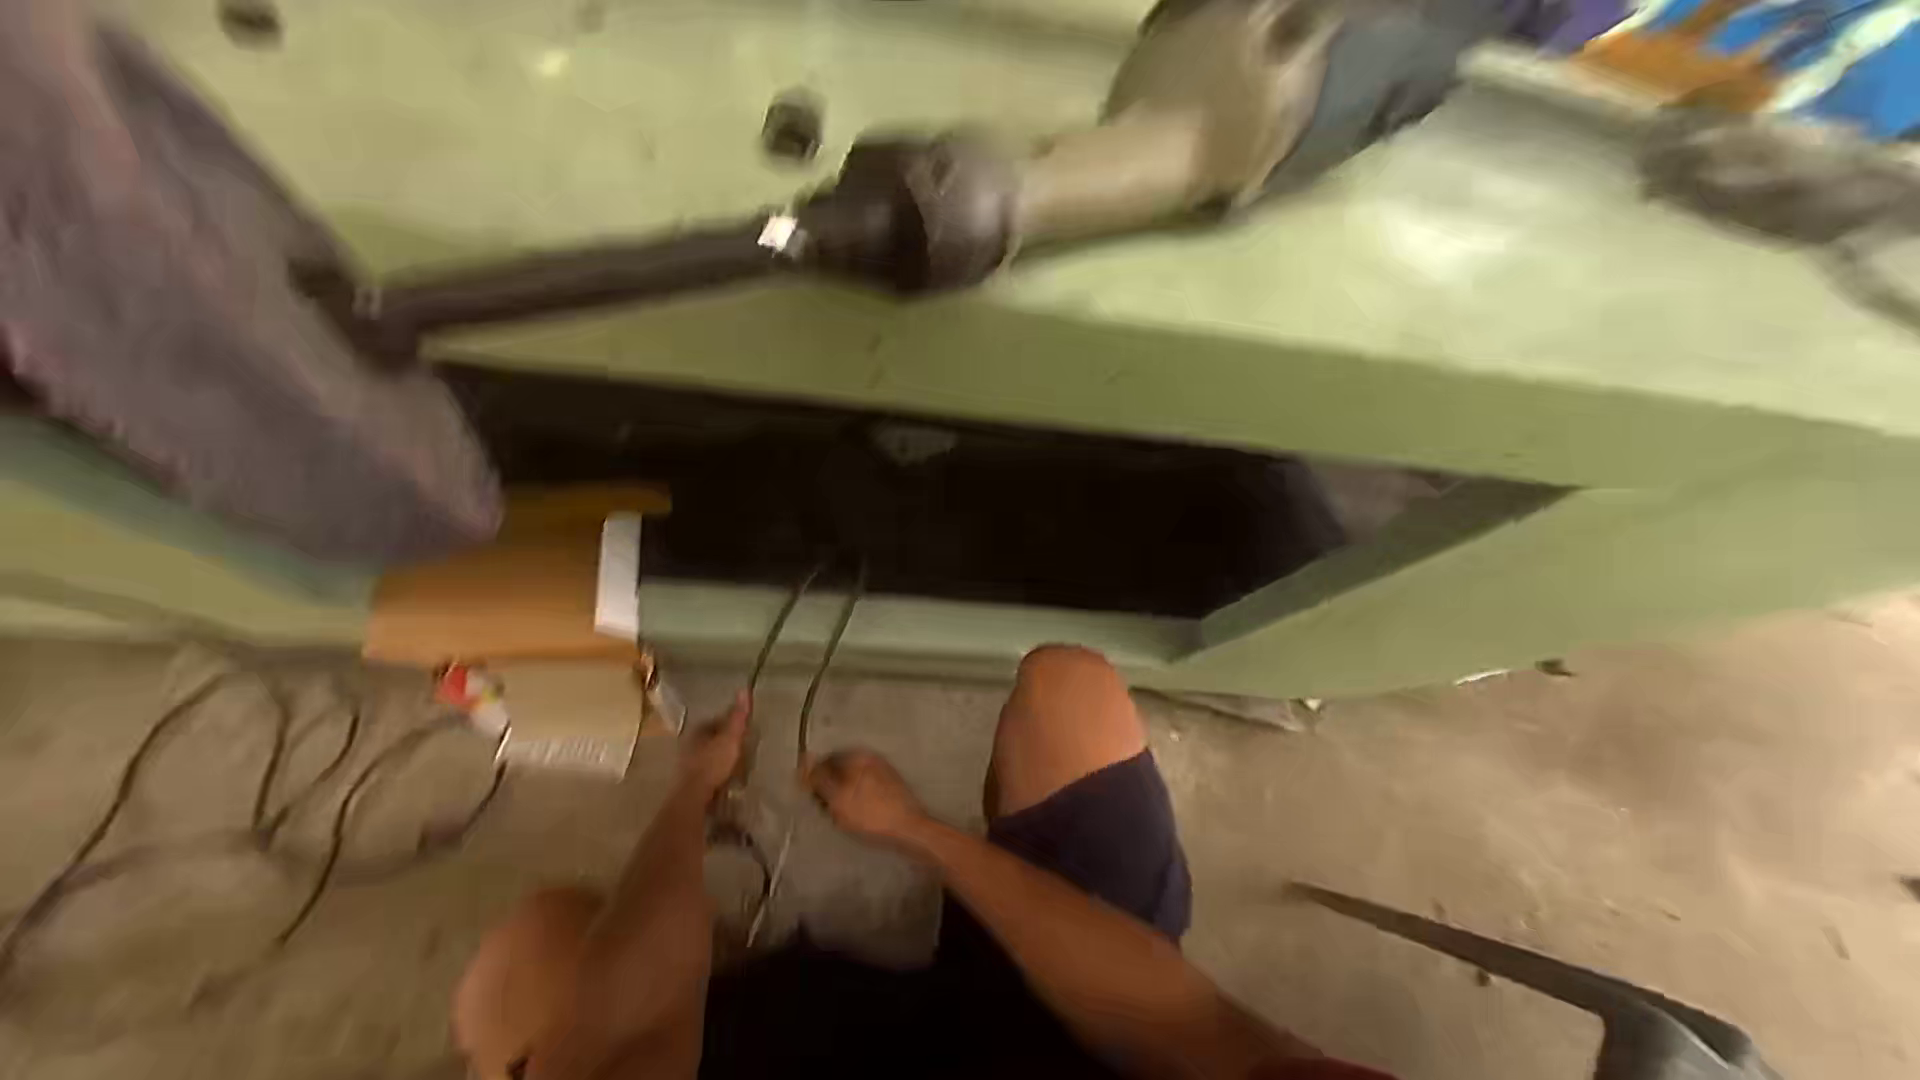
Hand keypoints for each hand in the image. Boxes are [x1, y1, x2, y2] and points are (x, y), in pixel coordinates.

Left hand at [676, 691, 748, 798]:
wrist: (693, 798)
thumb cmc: (712, 763)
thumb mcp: (730, 738)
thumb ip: (737, 716)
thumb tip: (744, 689)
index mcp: (697, 731)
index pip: (716, 720)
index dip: (731, 722)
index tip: (745, 728)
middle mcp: (689, 745)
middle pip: (712, 738)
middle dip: (726, 741)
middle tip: (744, 746)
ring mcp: (687, 765)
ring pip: (709, 756)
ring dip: (722, 758)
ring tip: (740, 764)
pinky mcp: (690, 782)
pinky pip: (709, 772)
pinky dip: (719, 773)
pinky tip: (730, 779)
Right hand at [801, 749, 930, 847]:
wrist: (909, 831)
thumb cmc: (871, 814)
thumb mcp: (838, 798)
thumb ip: (819, 778)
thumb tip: (804, 758)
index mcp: (858, 755)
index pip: (825, 761)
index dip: (815, 782)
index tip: (815, 800)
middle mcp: (871, 758)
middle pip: (839, 772)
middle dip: (830, 791)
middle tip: (831, 812)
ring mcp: (882, 772)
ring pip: (851, 784)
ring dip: (843, 800)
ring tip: (846, 819)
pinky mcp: (890, 788)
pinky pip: (864, 792)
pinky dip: (857, 804)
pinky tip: (860, 820)